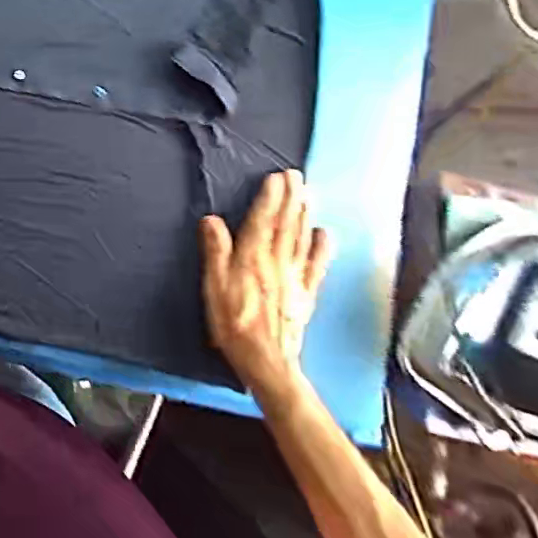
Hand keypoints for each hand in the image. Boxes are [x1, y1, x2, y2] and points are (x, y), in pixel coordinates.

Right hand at [199, 169, 333, 395]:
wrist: (266, 361)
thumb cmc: (232, 321)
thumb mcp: (213, 285)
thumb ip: (215, 251)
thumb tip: (212, 219)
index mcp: (252, 257)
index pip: (263, 220)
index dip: (270, 197)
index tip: (277, 177)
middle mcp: (276, 261)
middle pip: (286, 225)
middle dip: (291, 198)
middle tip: (297, 176)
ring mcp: (295, 277)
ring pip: (300, 239)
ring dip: (304, 214)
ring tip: (307, 194)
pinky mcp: (305, 294)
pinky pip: (315, 266)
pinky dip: (321, 248)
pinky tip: (324, 234)